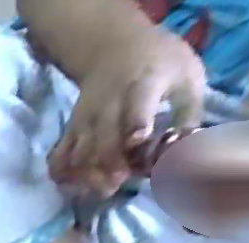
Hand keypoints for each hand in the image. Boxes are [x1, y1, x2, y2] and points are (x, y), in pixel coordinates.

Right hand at [50, 27, 206, 195]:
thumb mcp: (186, 75)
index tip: (138, 140)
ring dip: (88, 178)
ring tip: (103, 190)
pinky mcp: (70, 131)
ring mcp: (85, 120)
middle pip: (102, 143)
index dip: (137, 124)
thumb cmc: (158, 62)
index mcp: (143, 85)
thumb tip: (185, 151)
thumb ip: (189, 113)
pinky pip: (59, 159)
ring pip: (78, 156)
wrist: (114, 46)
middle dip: (109, 167)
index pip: (136, 107)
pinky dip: (64, 176)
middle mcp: (108, 106)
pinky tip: (77, 186)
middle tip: (120, 183)